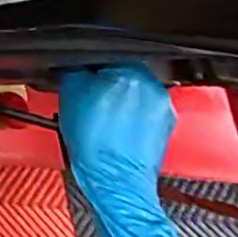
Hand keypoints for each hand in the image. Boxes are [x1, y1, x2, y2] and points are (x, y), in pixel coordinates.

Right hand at [58, 64, 178, 236]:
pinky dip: (131, 113)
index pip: (106, 50)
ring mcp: (163, 105)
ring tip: (104, 113)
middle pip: (122, 68)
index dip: (89, 63)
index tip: (82, 74)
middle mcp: (152, 84)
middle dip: (107, 78)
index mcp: (130, 68)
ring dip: (120, 95)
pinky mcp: (166, 126)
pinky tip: (116, 125)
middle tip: (91, 94)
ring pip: (134, 88)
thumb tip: (76, 58)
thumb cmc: (96, 145)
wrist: (116, 186)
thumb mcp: (71, 92)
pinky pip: (144, 107)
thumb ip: (75, 65)